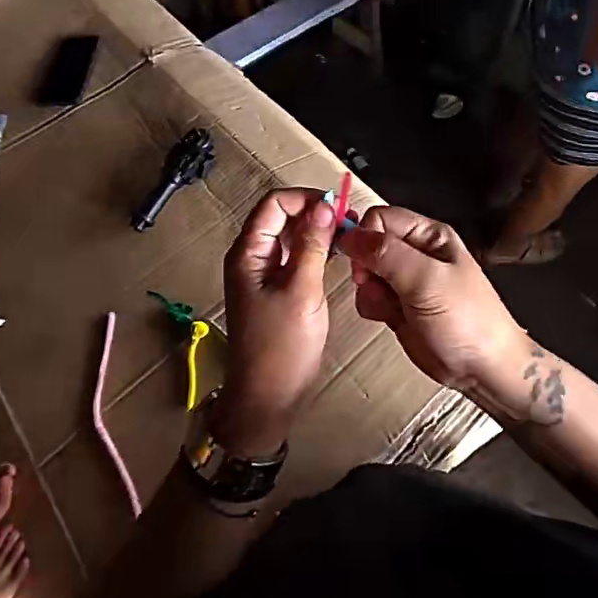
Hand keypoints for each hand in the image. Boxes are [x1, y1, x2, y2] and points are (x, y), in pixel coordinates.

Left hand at [219, 189, 337, 455]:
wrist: (267, 398)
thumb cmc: (281, 348)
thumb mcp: (301, 291)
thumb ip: (312, 246)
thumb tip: (323, 207)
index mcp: (248, 253)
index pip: (274, 204)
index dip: (305, 199)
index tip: (337, 208)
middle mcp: (251, 258)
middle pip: (281, 217)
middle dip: (314, 213)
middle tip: (348, 222)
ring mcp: (262, 274)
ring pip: (290, 237)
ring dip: (316, 232)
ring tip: (347, 237)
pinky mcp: (275, 290)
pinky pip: (294, 258)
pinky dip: (314, 252)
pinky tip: (335, 257)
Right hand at [338, 207, 528, 388]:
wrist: (480, 369)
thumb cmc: (467, 321)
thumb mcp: (427, 281)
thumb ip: (387, 254)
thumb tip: (350, 235)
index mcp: (428, 235)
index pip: (380, 218)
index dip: (365, 236)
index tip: (362, 262)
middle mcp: (415, 253)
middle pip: (368, 245)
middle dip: (365, 266)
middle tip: (376, 285)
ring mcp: (404, 280)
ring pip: (365, 271)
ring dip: (369, 290)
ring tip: (391, 306)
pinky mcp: (396, 305)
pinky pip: (369, 295)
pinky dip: (372, 306)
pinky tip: (390, 318)